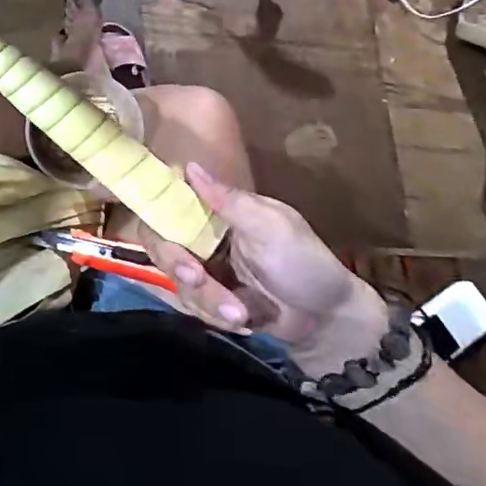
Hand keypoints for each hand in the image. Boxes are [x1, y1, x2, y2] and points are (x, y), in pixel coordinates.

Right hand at [140, 163, 389, 376]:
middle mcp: (201, 237)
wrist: (327, 321)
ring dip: (207, 302)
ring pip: (176, 282)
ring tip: (242, 314)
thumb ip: (229, 200)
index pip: (167, 207)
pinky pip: (190, 306)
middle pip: (161, 247)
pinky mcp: (206, 299)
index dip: (157, 223)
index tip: (170, 241)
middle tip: (199, 280)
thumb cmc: (306, 264)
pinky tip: (242, 320)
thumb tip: (190, 165)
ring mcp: (202, 269)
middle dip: (180, 269)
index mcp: (216, 212)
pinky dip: (213, 317)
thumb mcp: (272, 228)